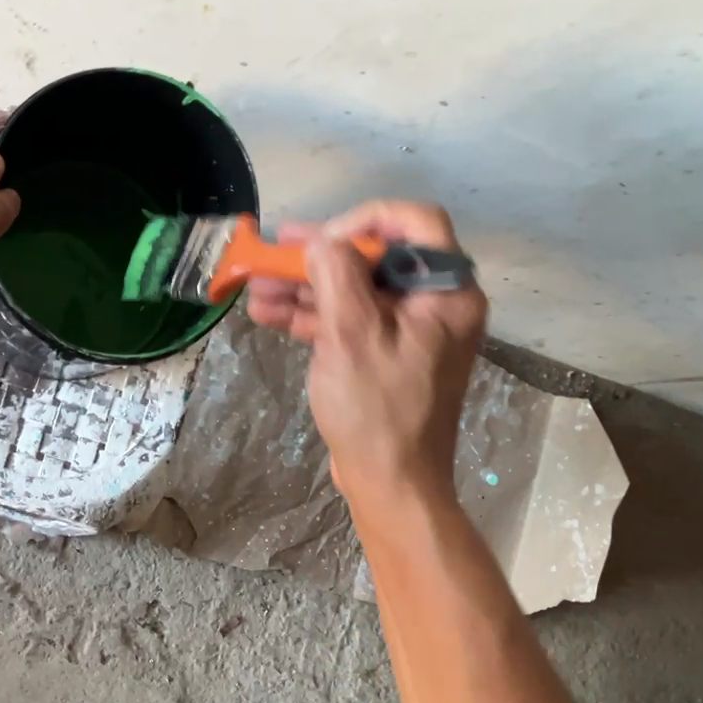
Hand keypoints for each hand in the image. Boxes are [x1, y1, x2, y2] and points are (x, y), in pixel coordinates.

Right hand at [247, 200, 487, 513]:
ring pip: (354, 291)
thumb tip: (321, 240)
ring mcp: (407, 332)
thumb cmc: (377, 411)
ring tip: (255, 288)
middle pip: (375, 258)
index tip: (318, 240)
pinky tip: (269, 314)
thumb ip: (337, 278)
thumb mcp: (352, 338)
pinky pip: (348, 322)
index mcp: (446, 293)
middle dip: (318, 257)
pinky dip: (311, 317)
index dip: (363, 221)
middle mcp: (434, 305)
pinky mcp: (383, 356)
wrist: (391, 481)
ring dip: (304, 288)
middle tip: (272, 253)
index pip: (415, 224)